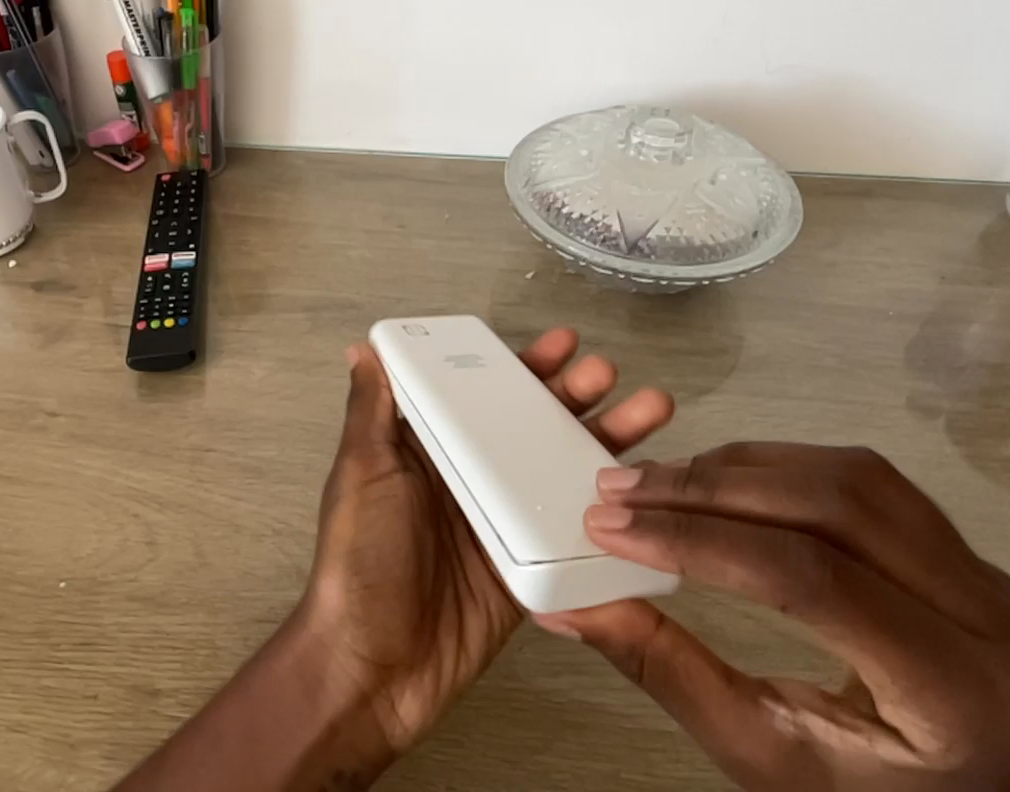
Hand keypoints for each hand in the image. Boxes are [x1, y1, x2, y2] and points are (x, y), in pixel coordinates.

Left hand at [296, 328, 676, 753]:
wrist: (376, 665)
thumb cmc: (361, 558)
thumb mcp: (361, 473)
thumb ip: (371, 412)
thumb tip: (363, 350)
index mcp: (428, 451)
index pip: (481, 395)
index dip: (520, 367)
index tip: (559, 343)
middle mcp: (468, 478)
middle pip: (529, 426)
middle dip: (571, 395)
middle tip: (607, 372)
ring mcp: (500, 522)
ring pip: (558, 470)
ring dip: (602, 441)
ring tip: (648, 411)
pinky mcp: (526, 566)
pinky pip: (571, 530)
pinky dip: (607, 509)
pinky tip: (643, 488)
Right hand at [537, 444, 1009, 790]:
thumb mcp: (756, 753)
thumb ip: (666, 668)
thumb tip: (568, 605)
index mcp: (963, 698)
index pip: (811, 579)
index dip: (698, 539)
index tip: (609, 524)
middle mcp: (1000, 623)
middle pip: (834, 508)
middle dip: (707, 488)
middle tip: (618, 487)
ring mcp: (988, 580)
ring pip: (849, 476)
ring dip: (737, 467)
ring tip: (654, 481)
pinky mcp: (958, 553)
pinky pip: (861, 479)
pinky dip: (773, 467)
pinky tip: (714, 479)